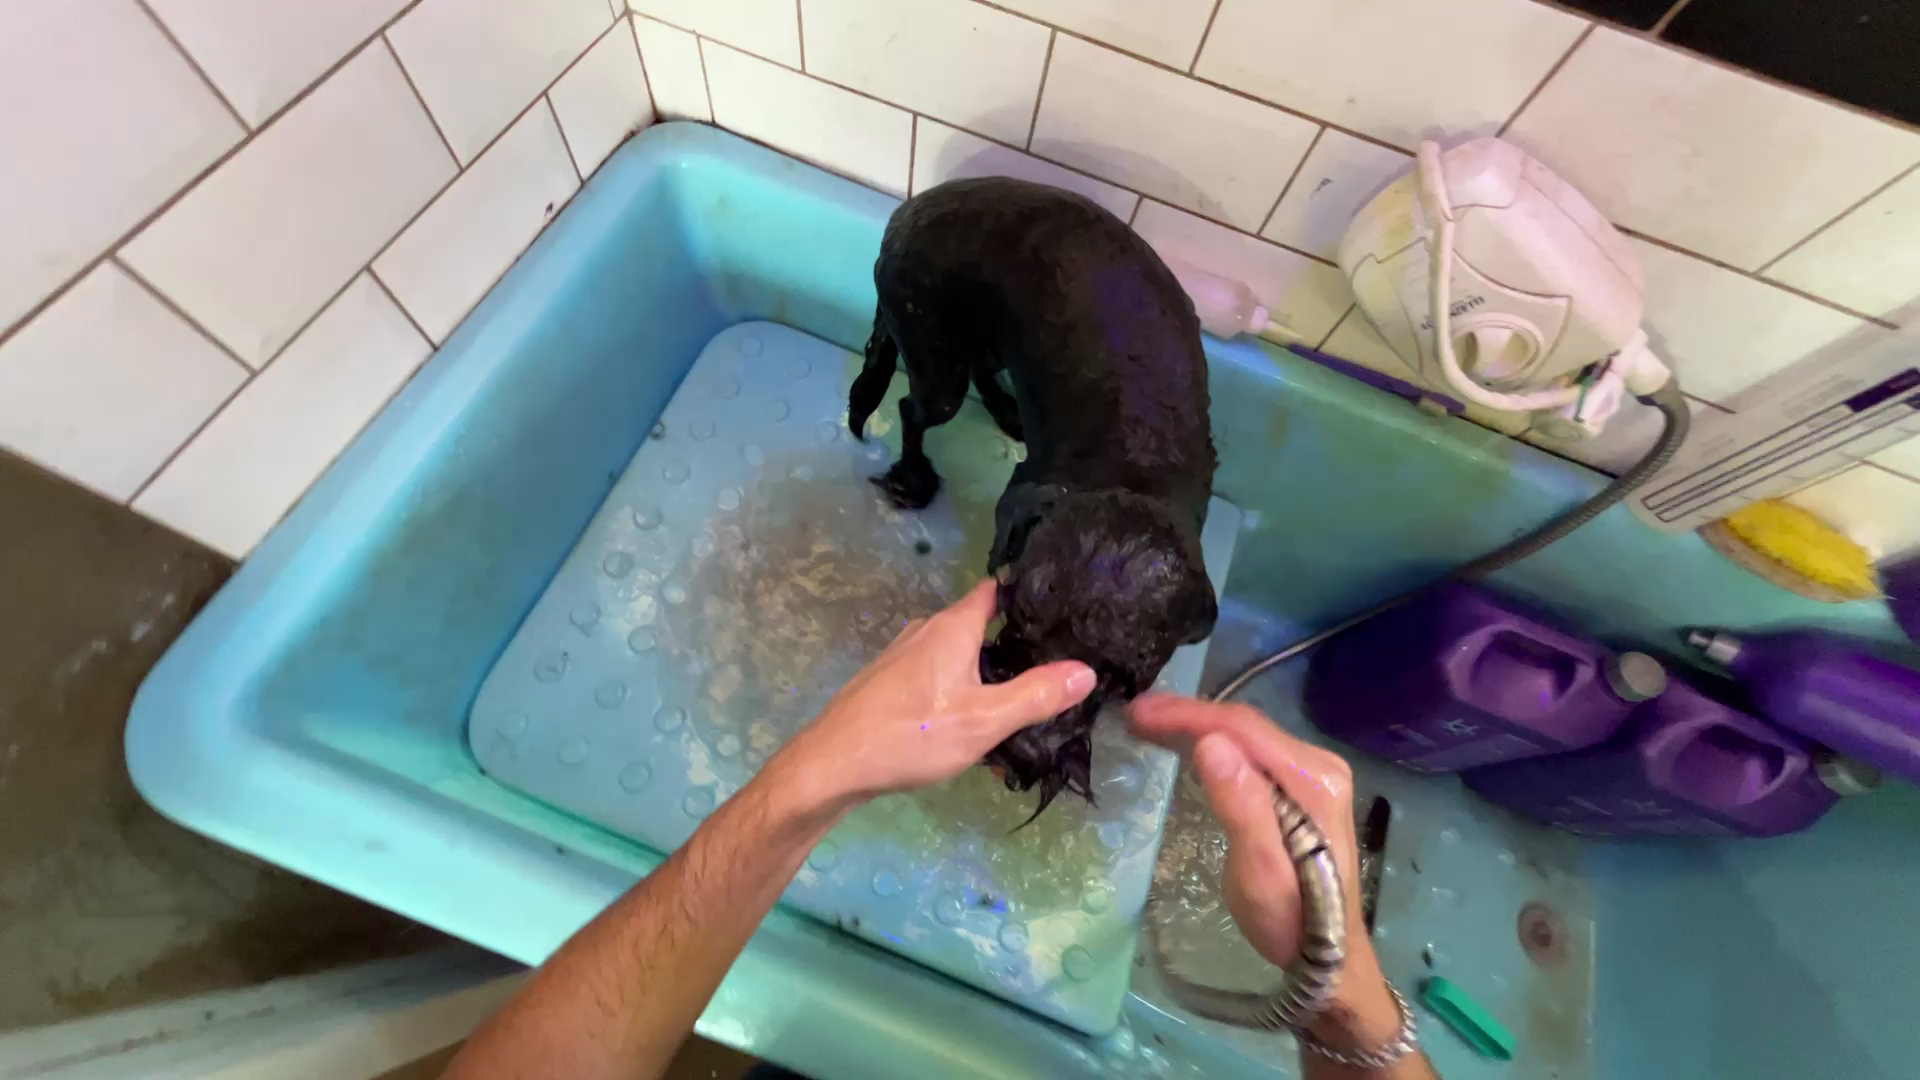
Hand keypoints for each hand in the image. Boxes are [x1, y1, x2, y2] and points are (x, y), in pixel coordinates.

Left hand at [775, 581, 1096, 803]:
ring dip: (987, 669)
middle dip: (1013, 638)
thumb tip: (1086, 671)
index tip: (1061, 602)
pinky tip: (971, 719)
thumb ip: (1035, 695)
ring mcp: (905, 655)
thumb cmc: (910, 734)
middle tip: (1054, 660)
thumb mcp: (983, 720)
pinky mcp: (891, 680)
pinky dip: (961, 686)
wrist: (833, 764)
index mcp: (952, 627)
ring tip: (1020, 695)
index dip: (1026, 591)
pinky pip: (938, 673)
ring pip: (958, 652)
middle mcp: (927, 630)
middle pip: (979, 623)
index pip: (995, 590)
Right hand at [1130, 694, 1402, 1048]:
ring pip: (1242, 732)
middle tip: (1134, 715)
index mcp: (1312, 780)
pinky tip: (1182, 741)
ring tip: (1147, 722)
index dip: (1187, 715)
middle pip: (1242, 724)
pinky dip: (1208, 739)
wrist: (1329, 960)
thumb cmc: (1290, 922)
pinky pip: (1247, 748)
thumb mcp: (1260, 872)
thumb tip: (1210, 743)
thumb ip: (1241, 806)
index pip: (1242, 728)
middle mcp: (1317, 764)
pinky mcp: (1298, 784)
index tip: (1139, 713)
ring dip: (1193, 724)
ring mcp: (1310, 772)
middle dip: (1184, 714)